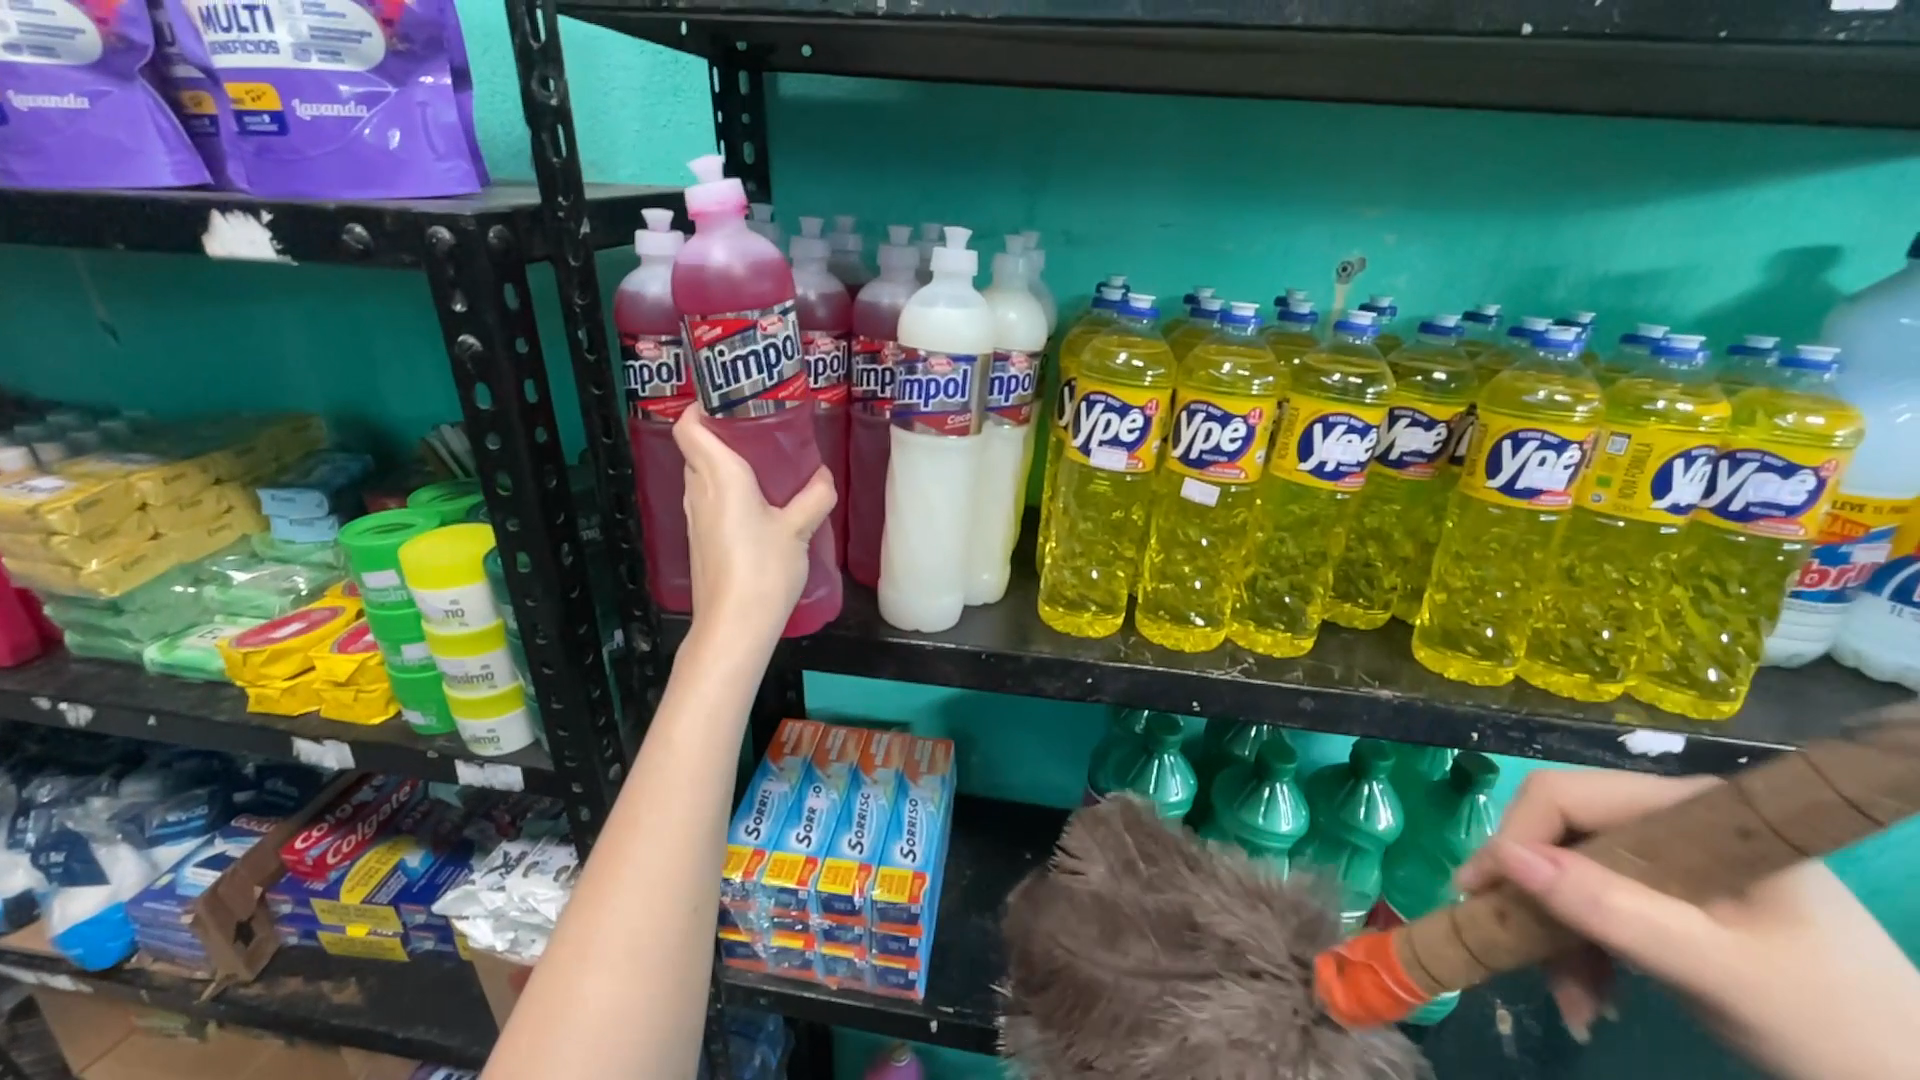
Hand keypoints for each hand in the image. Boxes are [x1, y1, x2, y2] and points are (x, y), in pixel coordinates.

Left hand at [673, 405, 835, 643]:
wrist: (734, 626)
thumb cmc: (763, 570)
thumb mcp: (799, 530)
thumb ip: (814, 497)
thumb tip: (823, 477)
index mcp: (719, 476)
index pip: (690, 427)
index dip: (702, 408)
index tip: (732, 401)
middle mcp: (698, 491)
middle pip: (698, 449)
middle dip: (724, 435)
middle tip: (763, 433)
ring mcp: (695, 518)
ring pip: (703, 477)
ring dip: (727, 466)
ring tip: (766, 468)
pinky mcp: (700, 541)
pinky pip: (710, 501)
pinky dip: (728, 493)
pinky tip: (760, 507)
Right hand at [1456, 769, 1919, 1079]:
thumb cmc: (1828, 1021)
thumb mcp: (1713, 969)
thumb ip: (1611, 910)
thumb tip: (1502, 858)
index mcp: (1696, 810)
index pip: (1567, 797)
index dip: (1513, 838)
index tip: (1479, 897)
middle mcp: (1677, 820)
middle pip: (1563, 836)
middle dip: (1537, 900)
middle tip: (1514, 955)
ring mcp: (1675, 857)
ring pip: (1573, 874)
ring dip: (1557, 936)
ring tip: (1571, 1002)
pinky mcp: (1675, 895)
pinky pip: (1599, 905)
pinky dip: (1583, 950)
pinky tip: (1591, 997)